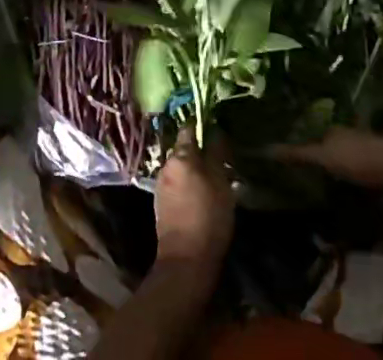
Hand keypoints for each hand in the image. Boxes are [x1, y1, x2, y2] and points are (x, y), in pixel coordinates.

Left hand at [154, 127, 233, 267]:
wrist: (185, 256)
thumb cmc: (209, 217)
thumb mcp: (221, 185)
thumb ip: (216, 157)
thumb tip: (215, 133)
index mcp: (181, 157)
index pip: (188, 130)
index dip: (200, 127)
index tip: (214, 129)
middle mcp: (167, 164)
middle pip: (182, 149)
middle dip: (197, 151)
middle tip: (217, 159)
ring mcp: (161, 182)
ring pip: (179, 167)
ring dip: (191, 169)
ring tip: (210, 179)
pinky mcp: (160, 199)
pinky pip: (175, 182)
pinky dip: (186, 182)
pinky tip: (197, 195)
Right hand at [265, 128, 382, 189]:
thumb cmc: (361, 160)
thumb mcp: (322, 156)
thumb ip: (294, 154)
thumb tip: (261, 148)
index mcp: (339, 131)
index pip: (317, 135)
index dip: (305, 146)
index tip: (292, 160)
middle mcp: (356, 141)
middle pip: (335, 152)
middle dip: (323, 164)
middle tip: (305, 180)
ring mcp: (374, 161)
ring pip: (352, 170)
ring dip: (341, 182)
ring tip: (324, 198)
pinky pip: (366, 189)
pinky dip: (357, 197)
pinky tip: (348, 208)